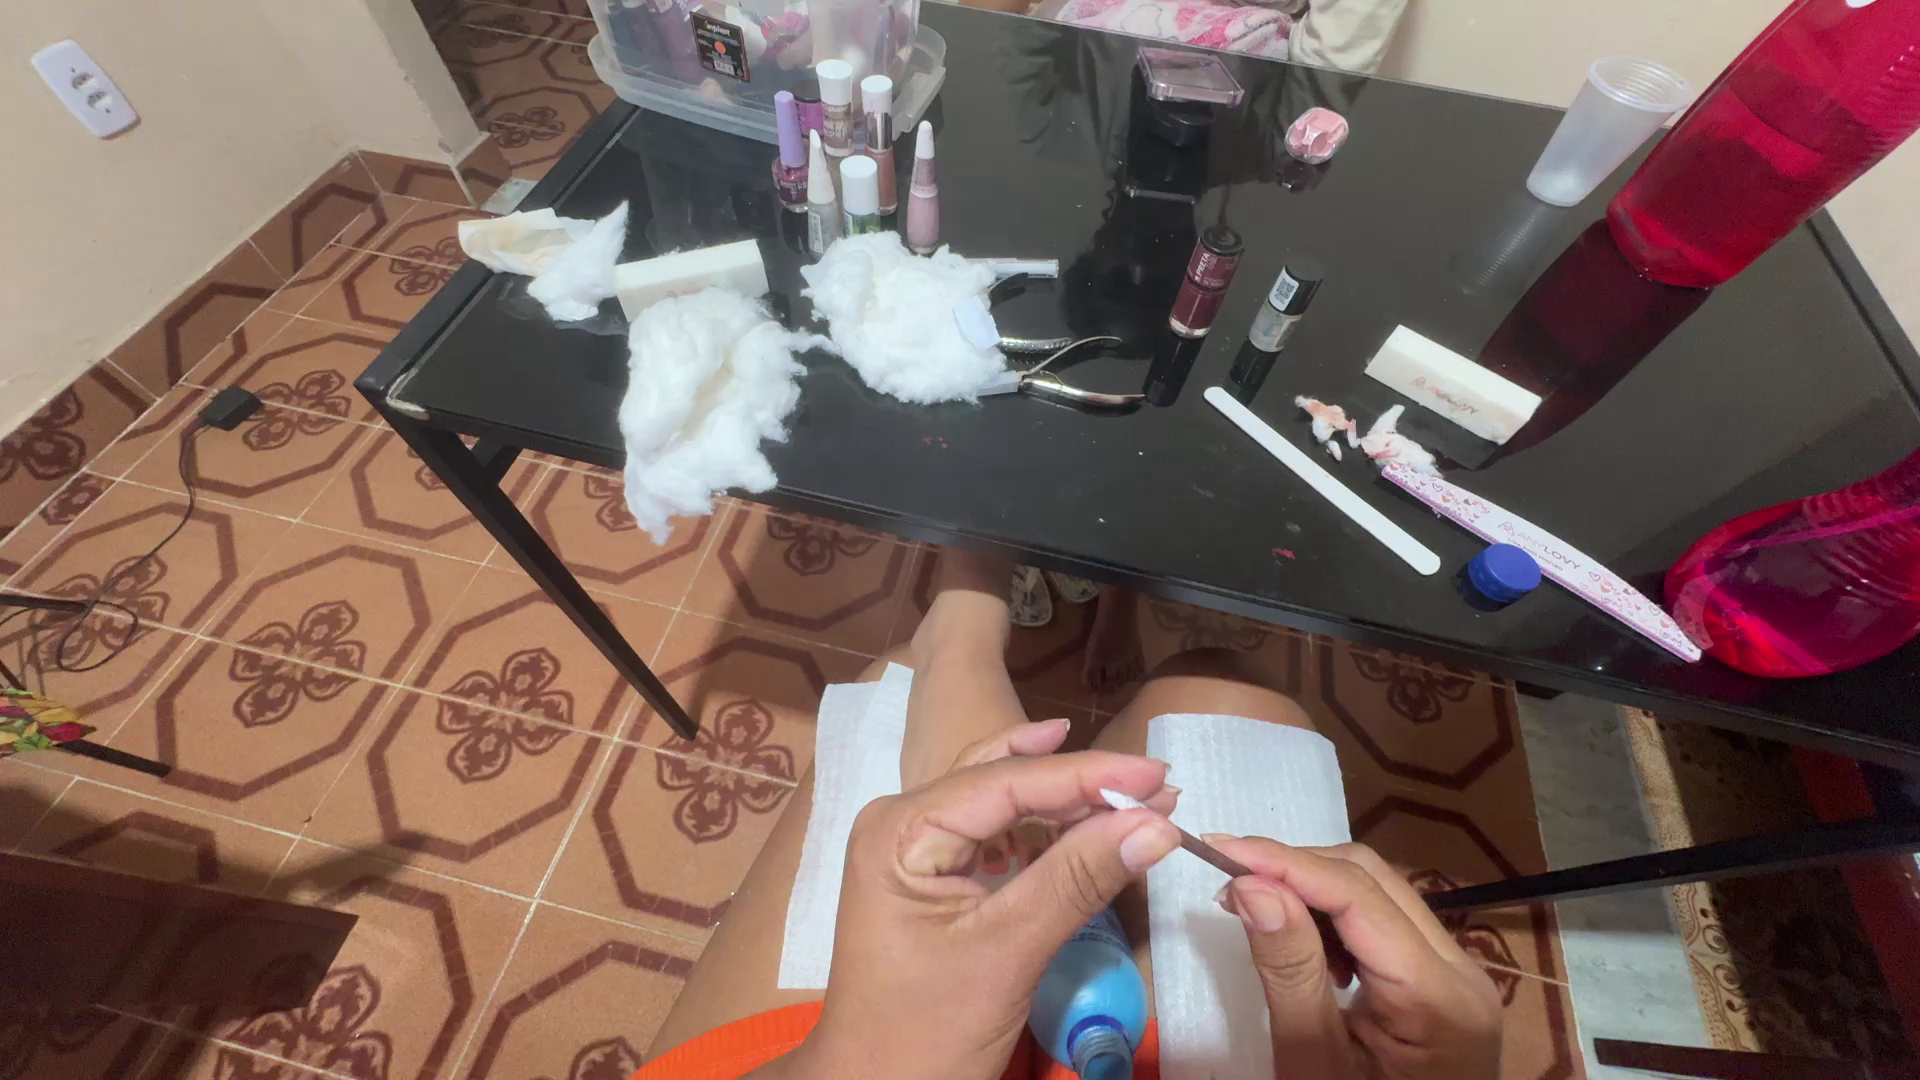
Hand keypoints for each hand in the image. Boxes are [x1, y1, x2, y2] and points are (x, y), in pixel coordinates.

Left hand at [787, 722, 1181, 1079]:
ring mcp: (918, 841)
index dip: (1085, 773)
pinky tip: (1086, 819)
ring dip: (1069, 799)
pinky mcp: (937, 866)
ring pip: (1003, 799)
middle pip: (1004, 781)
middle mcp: (904, 818)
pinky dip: (1048, 828)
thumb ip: (1079, 879)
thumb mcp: (1007, 953)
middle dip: (1081, 782)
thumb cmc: (927, 1033)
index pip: (1005, 780)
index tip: (1153, 771)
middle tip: (1156, 782)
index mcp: (901, 828)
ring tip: (1134, 794)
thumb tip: (1156, 825)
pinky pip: (998, 832)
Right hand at [1210, 838, 1502, 1079]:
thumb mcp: (1315, 1064)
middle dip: (1292, 867)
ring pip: (1371, 886)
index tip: (1217, 848)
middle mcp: (1461, 970)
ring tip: (1255, 910)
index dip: (1284, 862)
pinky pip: (1377, 913)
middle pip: (1368, 878)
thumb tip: (1250, 884)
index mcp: (1442, 1000)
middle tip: (1229, 882)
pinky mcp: (1436, 975)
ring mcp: (1453, 970)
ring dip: (1305, 885)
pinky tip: (1298, 941)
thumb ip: (1288, 971)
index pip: (1356, 896)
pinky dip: (1325, 909)